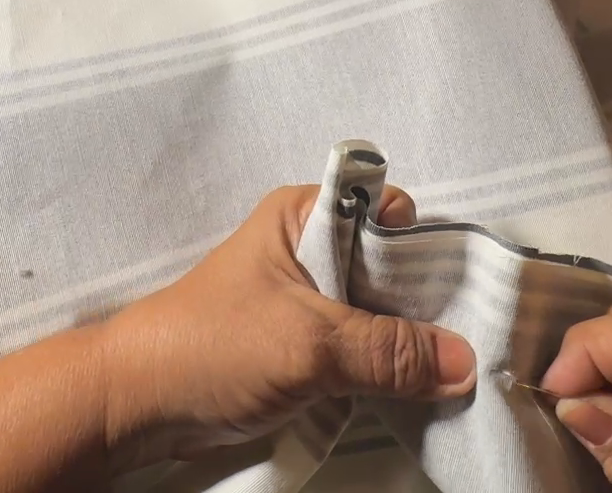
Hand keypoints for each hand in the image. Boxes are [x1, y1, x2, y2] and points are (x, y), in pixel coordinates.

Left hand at [96, 184, 476, 464]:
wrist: (142, 403)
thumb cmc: (214, 346)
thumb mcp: (307, 344)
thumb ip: (387, 352)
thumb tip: (466, 362)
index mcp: (302, 214)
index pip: (380, 208)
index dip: (419, 241)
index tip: (457, 287)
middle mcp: (309, 244)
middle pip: (386, 260)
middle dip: (423, 297)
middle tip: (469, 336)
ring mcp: (307, 294)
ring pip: (376, 305)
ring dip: (408, 336)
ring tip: (454, 367)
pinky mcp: (304, 338)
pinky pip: (360, 341)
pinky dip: (387, 361)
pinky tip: (419, 384)